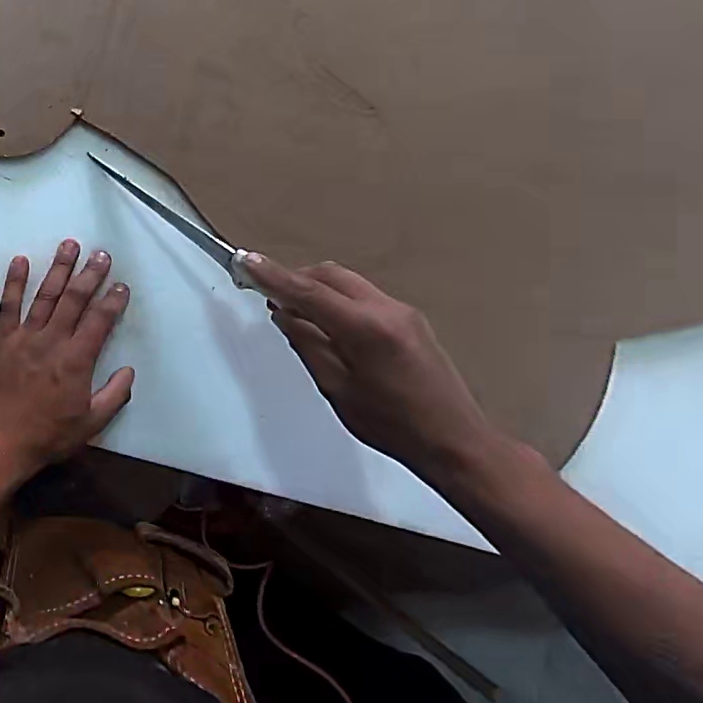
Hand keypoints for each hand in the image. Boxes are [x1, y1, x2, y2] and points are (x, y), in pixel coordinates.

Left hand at [0, 240, 134, 482]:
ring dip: (59, 269)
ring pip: (46, 296)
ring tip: (69, 245)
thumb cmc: (48, 436)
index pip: (100, 321)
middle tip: (101, 254)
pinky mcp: (2, 340)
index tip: (121, 286)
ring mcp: (25, 337)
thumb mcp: (91, 424)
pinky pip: (9, 306)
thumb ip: (114, 395)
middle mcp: (52, 341)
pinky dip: (15, 282)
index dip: (113, 301)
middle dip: (90, 274)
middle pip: (75, 300)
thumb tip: (128, 371)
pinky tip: (20, 261)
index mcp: (77, 361)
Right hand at [243, 255, 514, 479]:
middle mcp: (387, 310)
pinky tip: (327, 324)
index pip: (309, 292)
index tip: (247, 262)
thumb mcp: (337, 389)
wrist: (454, 440)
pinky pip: (363, 296)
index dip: (273, 276)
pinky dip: (337, 300)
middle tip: (268, 296)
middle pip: (329, 276)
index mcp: (366, 329)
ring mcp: (402, 312)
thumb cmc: (394, 425)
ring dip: (316, 290)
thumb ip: (308, 346)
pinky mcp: (410, 320)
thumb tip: (286, 316)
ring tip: (294, 315)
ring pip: (347, 283)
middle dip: (295, 279)